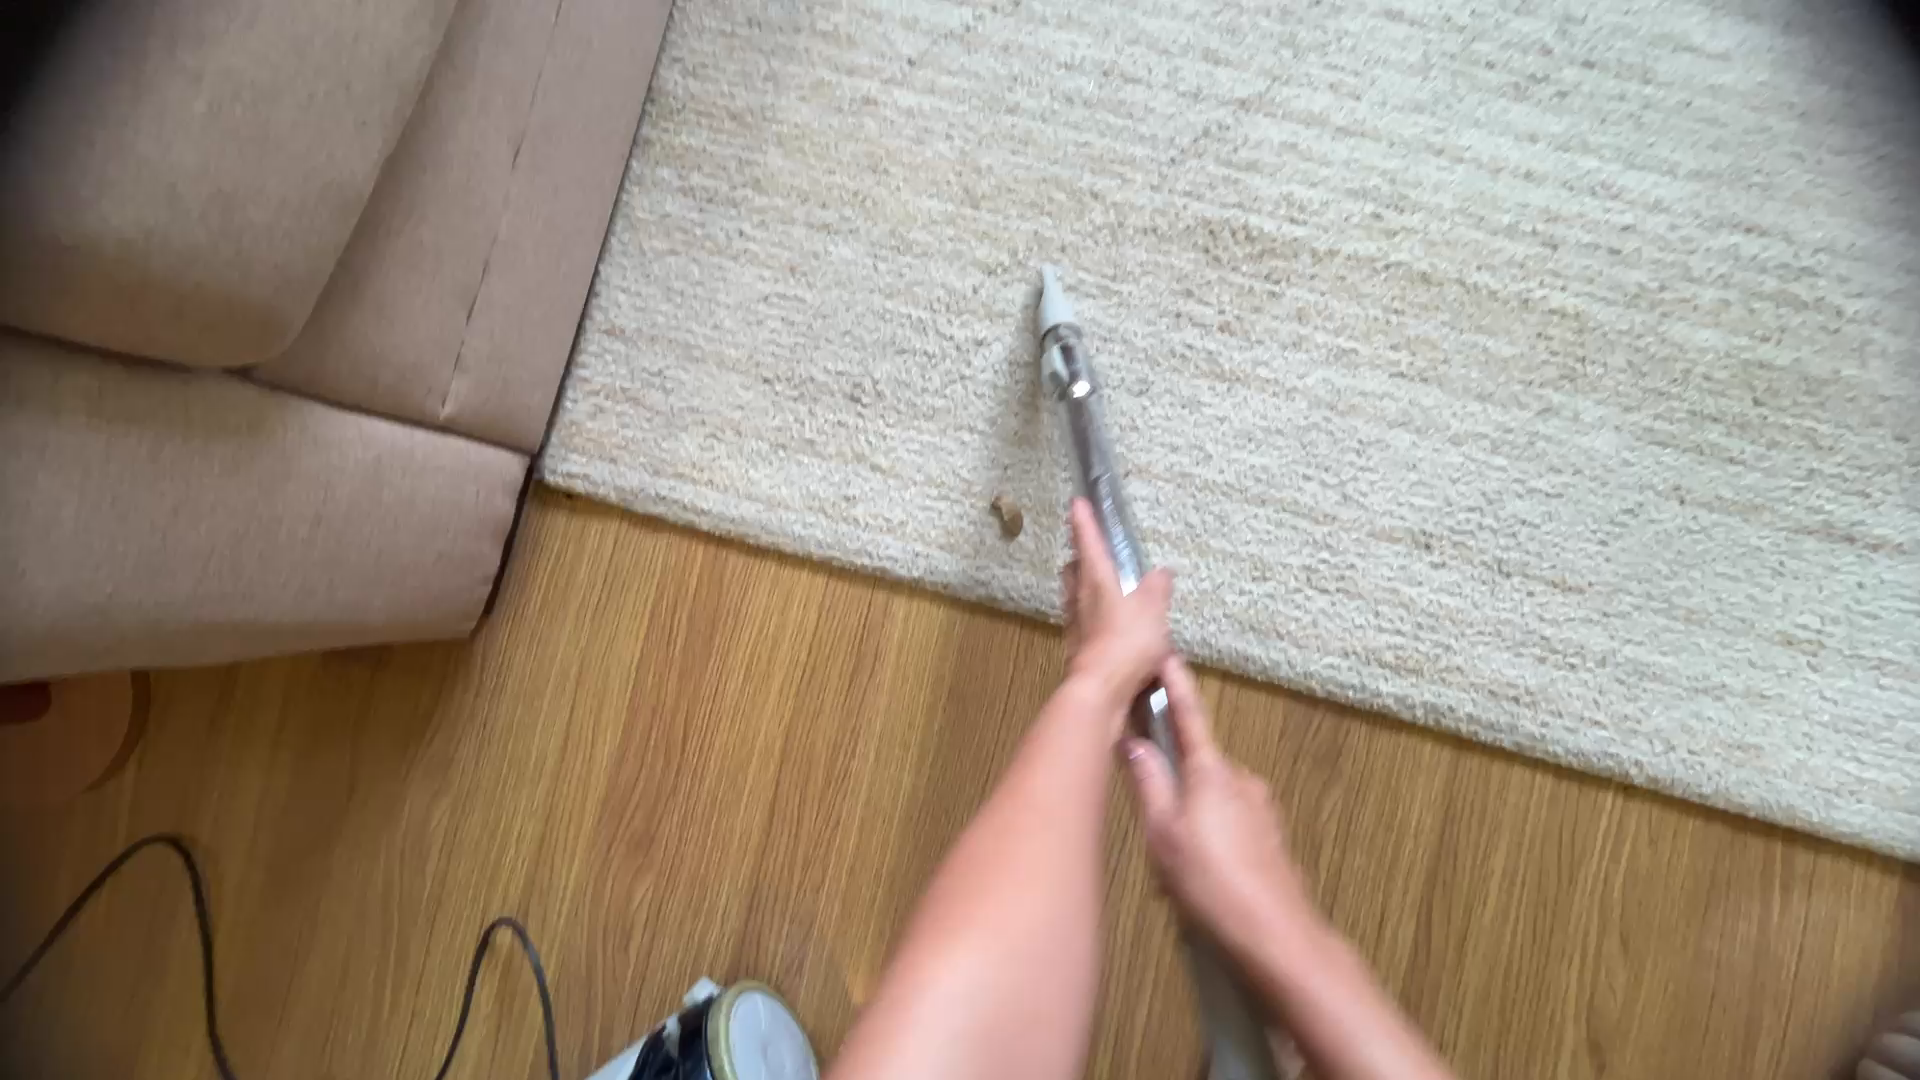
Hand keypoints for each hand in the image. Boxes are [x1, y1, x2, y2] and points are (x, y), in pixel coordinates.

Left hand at [1060, 498, 1173, 705]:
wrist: (1100, 689)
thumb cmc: (1126, 643)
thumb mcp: (1153, 611)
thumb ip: (1157, 589)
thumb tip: (1162, 572)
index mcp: (1096, 580)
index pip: (1088, 542)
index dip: (1083, 522)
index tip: (1076, 502)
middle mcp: (1079, 598)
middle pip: (1073, 570)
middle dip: (1078, 556)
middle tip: (1086, 548)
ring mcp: (1075, 624)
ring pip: (1074, 595)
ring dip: (1081, 585)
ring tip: (1096, 584)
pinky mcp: (1077, 648)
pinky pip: (1081, 621)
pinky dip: (1090, 615)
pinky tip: (1103, 624)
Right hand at [1122, 657, 1319, 953]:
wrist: (1278, 939)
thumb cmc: (1213, 884)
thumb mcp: (1162, 832)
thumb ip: (1147, 782)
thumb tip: (1134, 744)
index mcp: (1211, 772)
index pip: (1189, 715)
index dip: (1176, 684)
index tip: (1168, 656)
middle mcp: (1240, 781)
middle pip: (1194, 766)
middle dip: (1169, 787)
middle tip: (1151, 829)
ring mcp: (1259, 809)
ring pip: (1208, 801)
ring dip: (1187, 821)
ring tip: (1173, 870)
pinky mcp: (1269, 838)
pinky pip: (1227, 826)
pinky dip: (1207, 842)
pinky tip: (1199, 880)